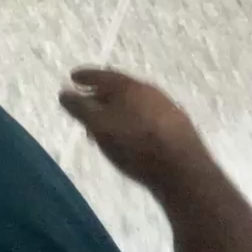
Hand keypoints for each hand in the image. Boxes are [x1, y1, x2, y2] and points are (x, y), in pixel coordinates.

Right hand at [60, 67, 211, 192]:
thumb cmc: (135, 146)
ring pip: (137, 104)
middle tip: (88, 104)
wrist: (187, 178)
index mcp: (129, 86)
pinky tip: (133, 136)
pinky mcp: (183, 131)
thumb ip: (78, 107)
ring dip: (121, 110)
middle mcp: (151, 92)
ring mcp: (170, 111)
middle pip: (121, 89)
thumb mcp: (97, 125)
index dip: (85, 75)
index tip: (72, 78)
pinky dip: (137, 122)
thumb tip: (63, 93)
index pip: (102, 74)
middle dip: (102, 95)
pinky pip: (151, 118)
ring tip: (109, 125)